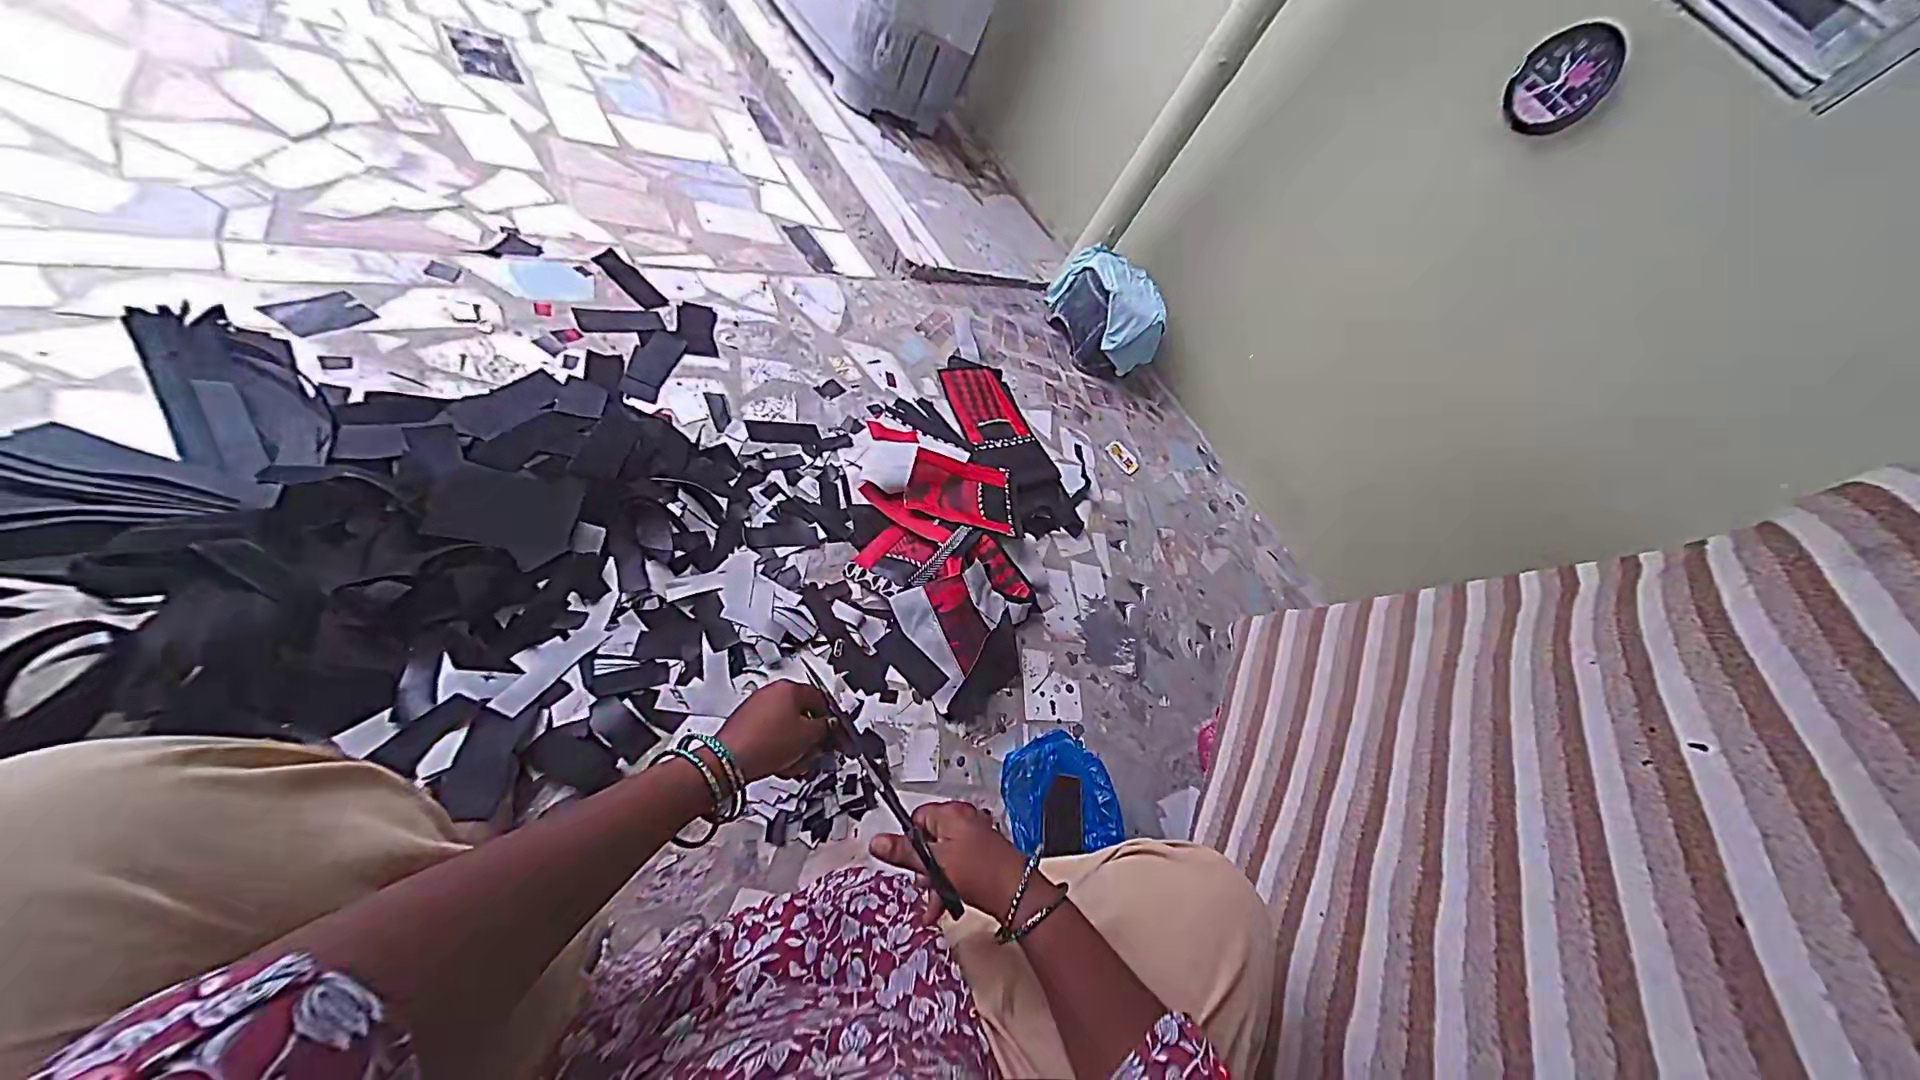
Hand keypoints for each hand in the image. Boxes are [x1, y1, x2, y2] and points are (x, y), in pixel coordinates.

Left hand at [717, 680, 831, 783]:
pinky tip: (780, 762)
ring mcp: (756, 708)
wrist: (728, 762)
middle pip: (802, 712)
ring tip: (796, 761)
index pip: (820, 698)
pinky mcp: (744, 725)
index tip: (833, 733)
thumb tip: (829, 726)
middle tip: (814, 749)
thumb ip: (825, 728)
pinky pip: (770, 733)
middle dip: (810, 735)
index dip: (830, 719)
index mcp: (789, 688)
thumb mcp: (808, 737)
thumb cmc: (763, 744)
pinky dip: (778, 746)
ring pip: (786, 725)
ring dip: (795, 743)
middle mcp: (771, 693)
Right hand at [870, 800, 1030, 925]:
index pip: (917, 818)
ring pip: (942, 856)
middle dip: (923, 866)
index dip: (910, 840)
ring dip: (935, 879)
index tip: (909, 860)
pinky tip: (946, 903)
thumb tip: (878, 842)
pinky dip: (949, 881)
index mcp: (951, 813)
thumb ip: (904, 853)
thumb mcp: (934, 864)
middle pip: (929, 839)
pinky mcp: (982, 854)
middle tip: (923, 882)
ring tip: (935, 900)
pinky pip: (956, 864)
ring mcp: (974, 836)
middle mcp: (964, 820)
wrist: (1017, 895)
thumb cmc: (979, 873)